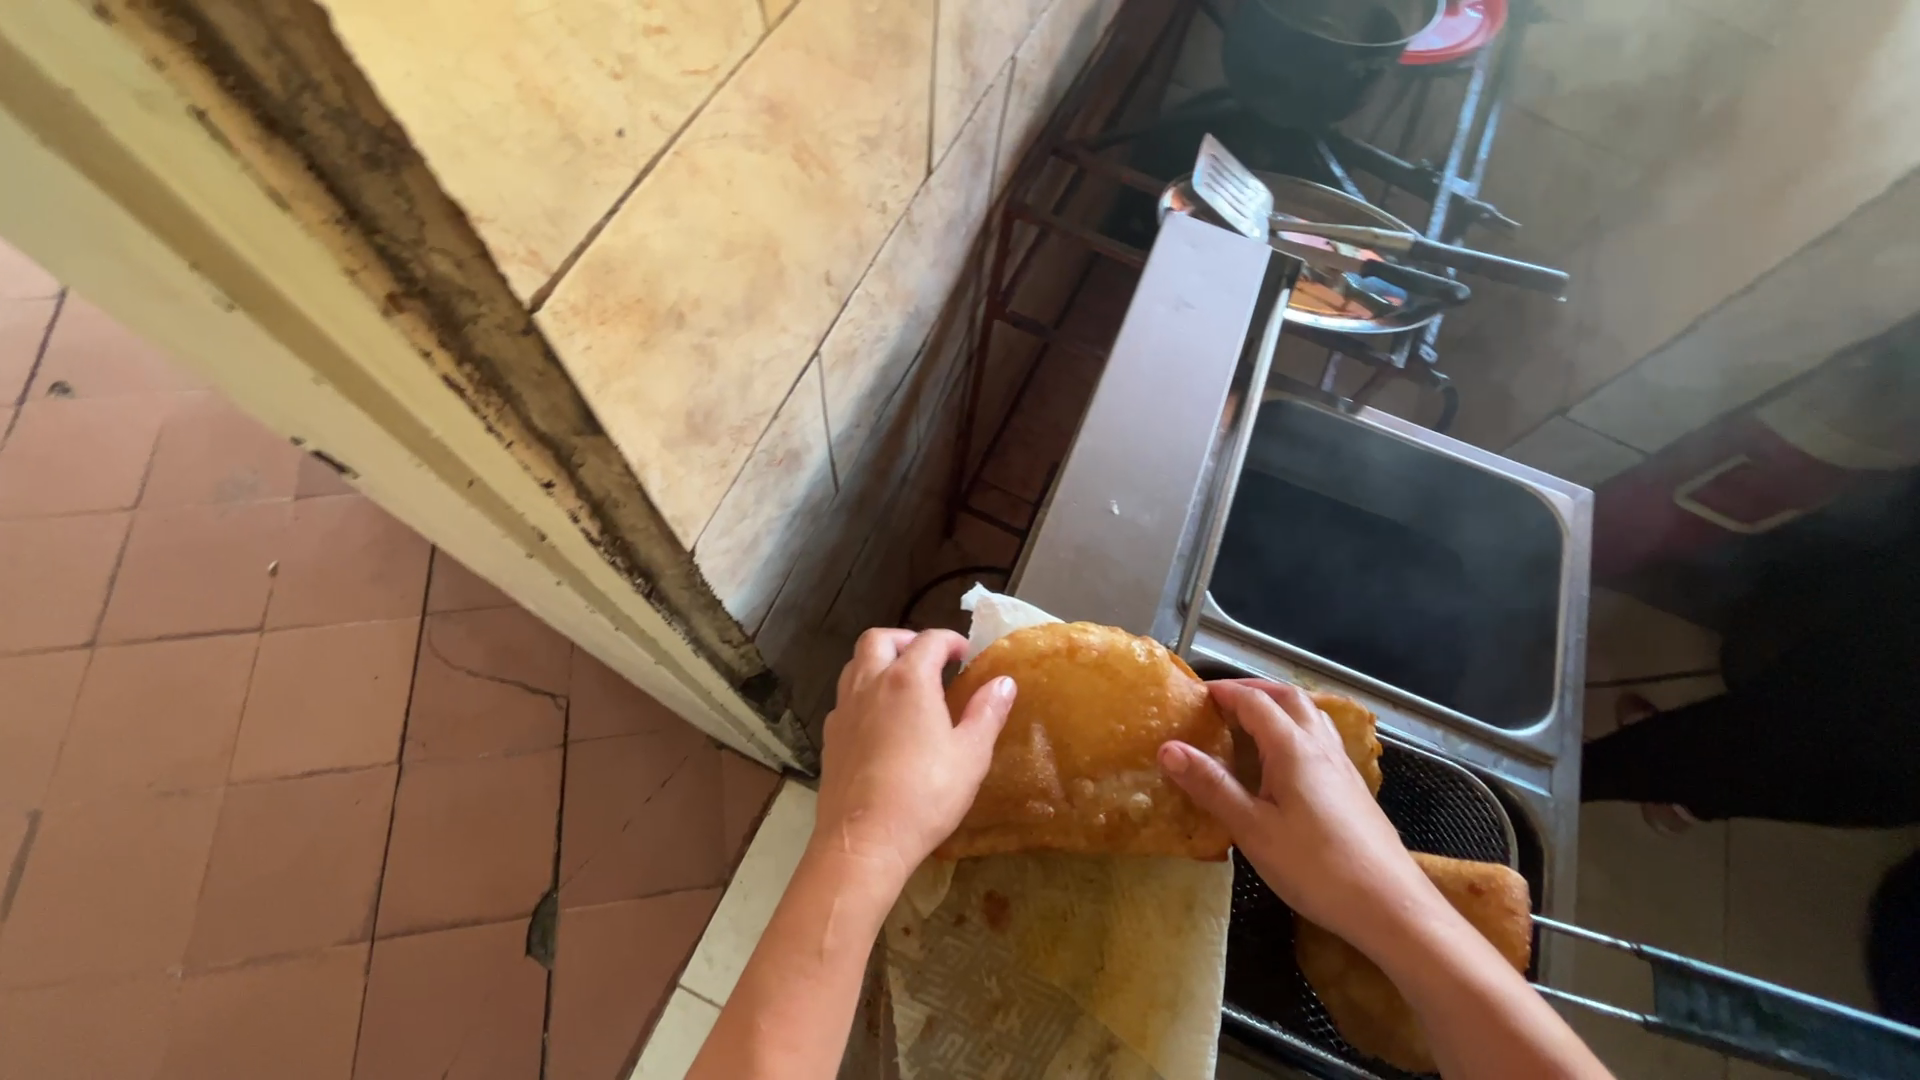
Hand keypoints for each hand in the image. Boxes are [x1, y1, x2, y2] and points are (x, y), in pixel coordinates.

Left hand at [812, 628, 1016, 882]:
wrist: (864, 839)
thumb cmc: (925, 794)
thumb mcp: (971, 755)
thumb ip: (987, 713)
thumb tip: (1003, 682)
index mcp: (908, 680)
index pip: (929, 640)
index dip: (950, 640)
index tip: (964, 653)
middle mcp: (870, 684)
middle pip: (879, 639)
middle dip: (905, 639)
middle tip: (927, 658)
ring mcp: (844, 709)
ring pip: (855, 664)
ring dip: (879, 662)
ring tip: (902, 683)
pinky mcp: (829, 736)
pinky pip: (845, 699)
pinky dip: (863, 694)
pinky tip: (878, 721)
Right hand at [1159, 680, 1430, 949]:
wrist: (1393, 909)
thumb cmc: (1316, 867)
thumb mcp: (1252, 829)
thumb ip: (1211, 786)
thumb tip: (1168, 748)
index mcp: (1292, 748)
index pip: (1254, 701)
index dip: (1223, 692)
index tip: (1193, 696)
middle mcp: (1320, 747)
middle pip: (1288, 698)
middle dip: (1253, 691)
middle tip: (1221, 703)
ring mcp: (1342, 767)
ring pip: (1311, 716)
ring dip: (1279, 707)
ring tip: (1251, 723)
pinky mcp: (1354, 790)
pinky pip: (1321, 740)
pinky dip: (1296, 732)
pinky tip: (1285, 763)